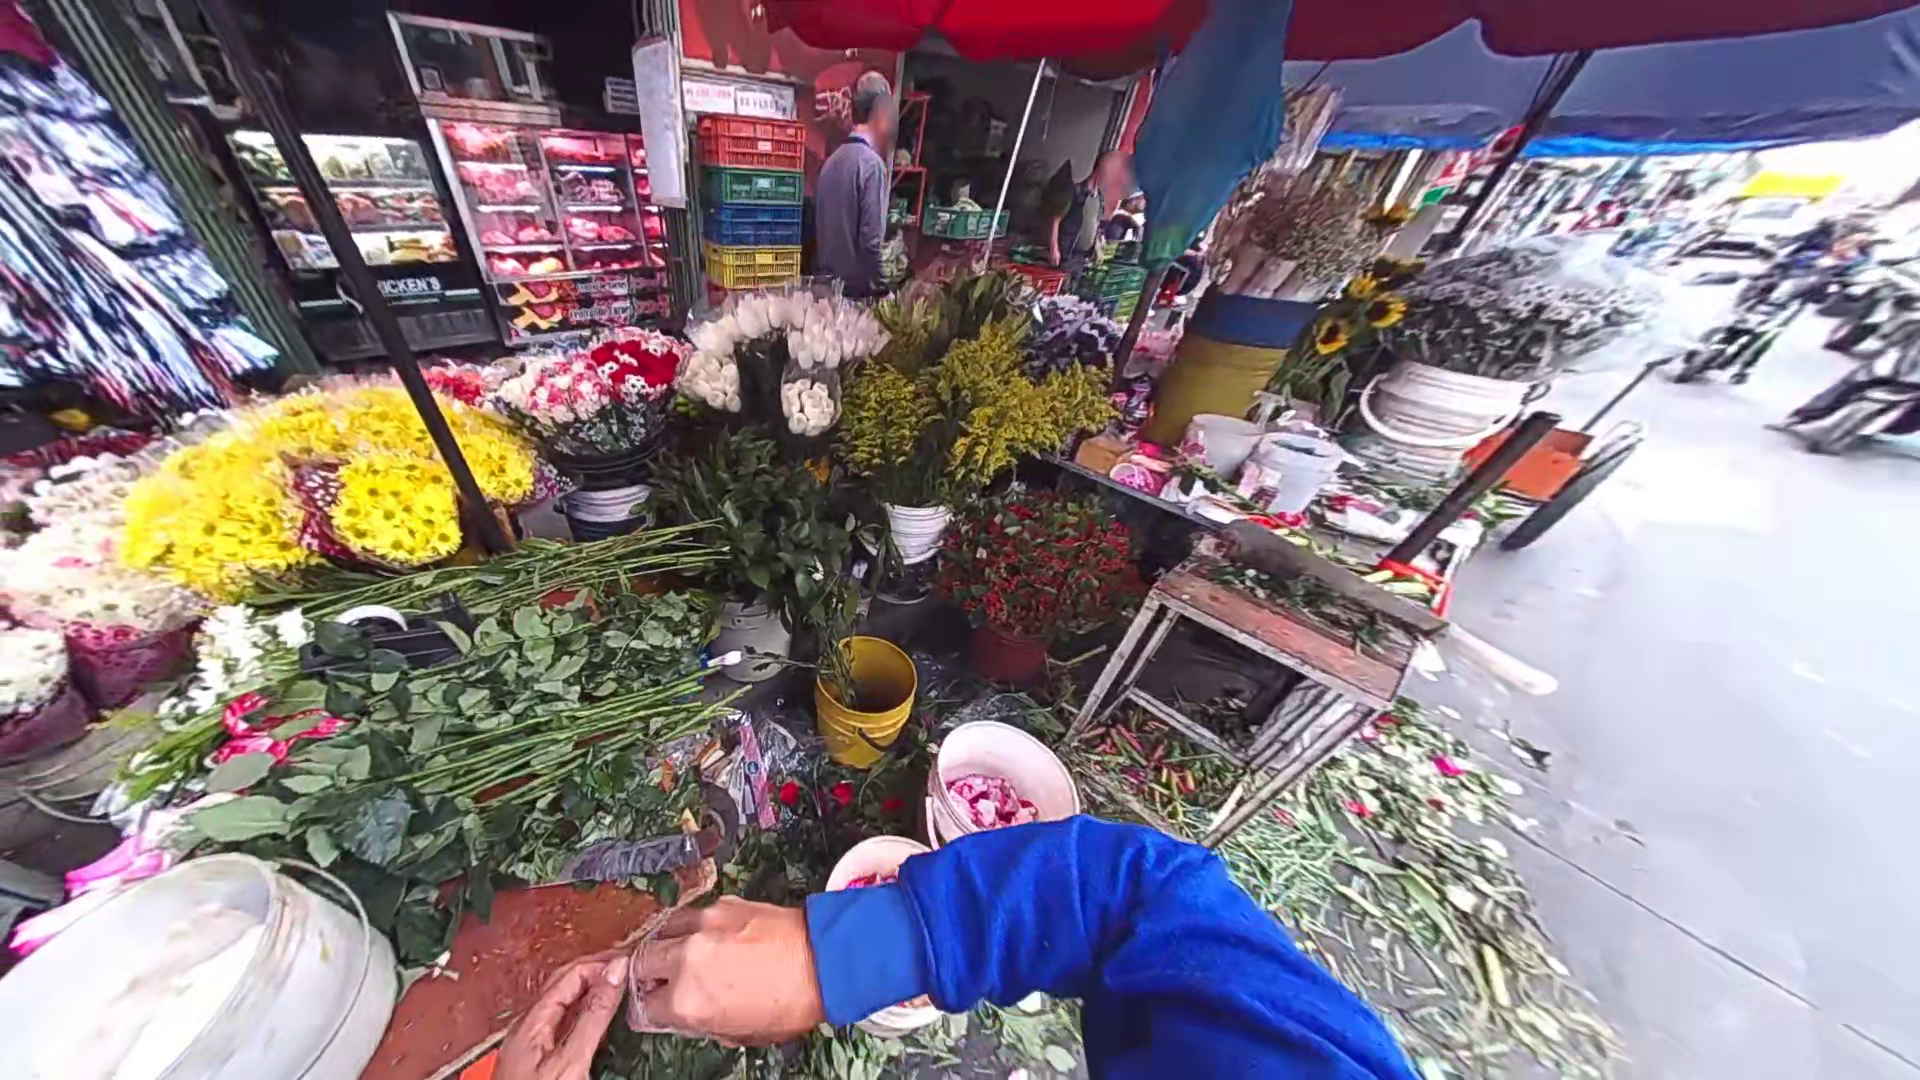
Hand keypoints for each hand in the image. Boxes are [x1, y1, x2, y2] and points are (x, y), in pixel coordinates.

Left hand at [495, 951, 628, 1079]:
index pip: (572, 973)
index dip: (603, 963)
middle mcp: (528, 1030)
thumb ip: (594, 1014)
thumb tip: (618, 968)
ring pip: (568, 1001)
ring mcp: (532, 1046)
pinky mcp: (540, 1062)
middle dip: (600, 970)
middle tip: (633, 969)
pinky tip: (606, 1015)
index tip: (633, 963)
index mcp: (530, 1025)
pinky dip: (590, 1009)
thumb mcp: (571, 1062)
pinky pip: (568, 1020)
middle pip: (567, 983)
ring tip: (624, 986)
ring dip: (596, 988)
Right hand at [629, 896, 824, 1044]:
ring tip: (683, 952)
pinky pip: (696, 913)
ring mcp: (705, 924)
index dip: (651, 1007)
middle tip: (663, 978)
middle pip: (643, 960)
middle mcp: (687, 957)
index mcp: (684, 1000)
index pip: (643, 1005)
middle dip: (650, 971)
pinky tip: (711, 935)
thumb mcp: (733, 1031)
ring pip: (665, 928)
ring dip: (668, 941)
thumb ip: (697, 1019)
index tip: (656, 1004)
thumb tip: (682, 1010)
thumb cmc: (786, 1002)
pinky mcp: (725, 903)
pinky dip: (695, 924)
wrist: (821, 957)